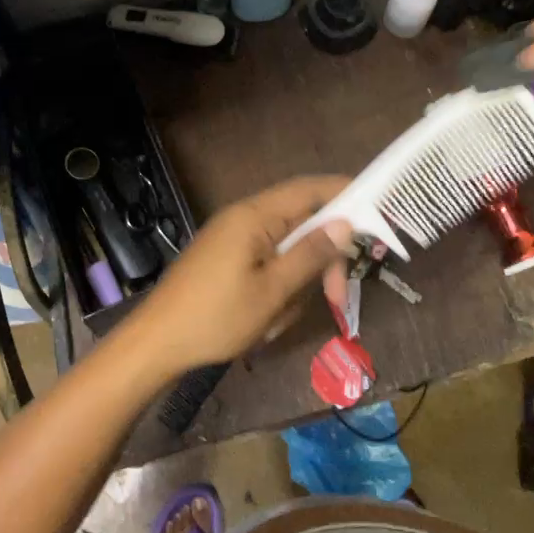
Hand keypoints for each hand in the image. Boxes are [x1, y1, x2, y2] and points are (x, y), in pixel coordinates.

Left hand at [119, 176, 352, 375]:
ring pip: (286, 250)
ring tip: (279, 318)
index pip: (310, 189)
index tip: (377, 215)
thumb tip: (345, 223)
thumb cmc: (216, 316)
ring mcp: (233, 239)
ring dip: (295, 284)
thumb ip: (311, 254)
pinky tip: (265, 322)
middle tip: (336, 296)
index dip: (345, 195)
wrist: (156, 343)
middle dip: (322, 259)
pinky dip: (275, 290)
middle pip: (302, 223)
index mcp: (255, 215)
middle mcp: (244, 218)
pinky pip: (266, 265)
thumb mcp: (273, 290)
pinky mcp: (226, 260)